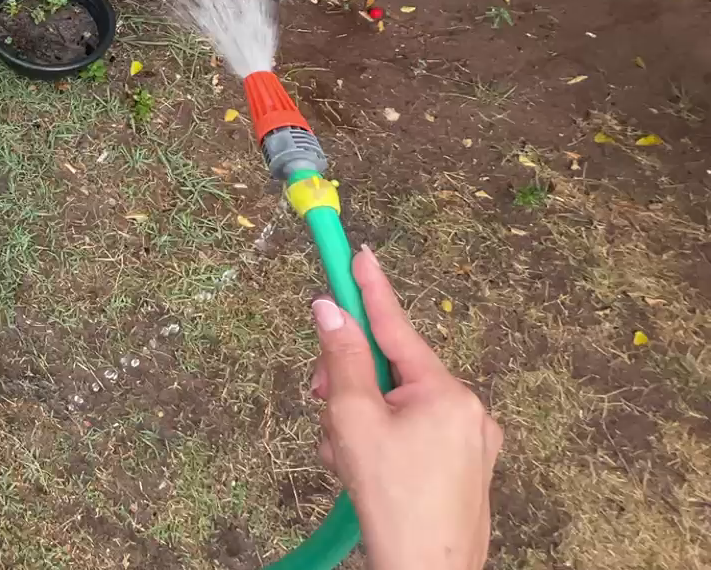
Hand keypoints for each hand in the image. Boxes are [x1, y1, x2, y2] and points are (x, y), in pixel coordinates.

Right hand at [309, 246, 501, 569]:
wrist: (426, 569)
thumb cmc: (388, 489)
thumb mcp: (351, 414)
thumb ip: (340, 357)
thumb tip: (328, 309)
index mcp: (445, 391)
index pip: (395, 325)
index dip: (371, 286)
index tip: (360, 251)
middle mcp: (466, 408)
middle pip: (386, 366)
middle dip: (344, 377)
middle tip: (320, 401)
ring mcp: (470, 439)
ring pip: (390, 398)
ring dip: (354, 412)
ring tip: (341, 448)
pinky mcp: (463, 463)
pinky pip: (406, 426)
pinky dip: (374, 433)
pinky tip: (360, 462)